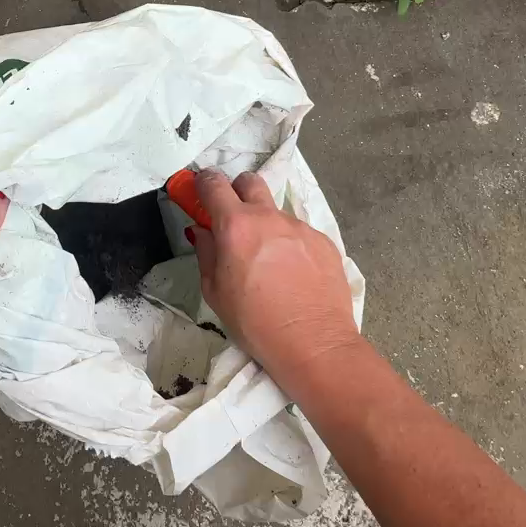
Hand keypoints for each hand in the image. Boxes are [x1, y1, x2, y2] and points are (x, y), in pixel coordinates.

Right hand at [186, 169, 361, 382]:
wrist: (315, 345)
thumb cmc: (255, 323)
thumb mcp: (215, 292)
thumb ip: (206, 253)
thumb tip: (203, 232)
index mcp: (235, 226)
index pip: (213, 183)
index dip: (203, 183)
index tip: (201, 192)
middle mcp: (268, 217)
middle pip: (250, 181)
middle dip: (238, 191)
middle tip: (235, 219)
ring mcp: (300, 227)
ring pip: (276, 213)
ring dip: (267, 226)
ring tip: (271, 263)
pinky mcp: (324, 242)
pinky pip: (300, 234)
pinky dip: (292, 246)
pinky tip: (295, 275)